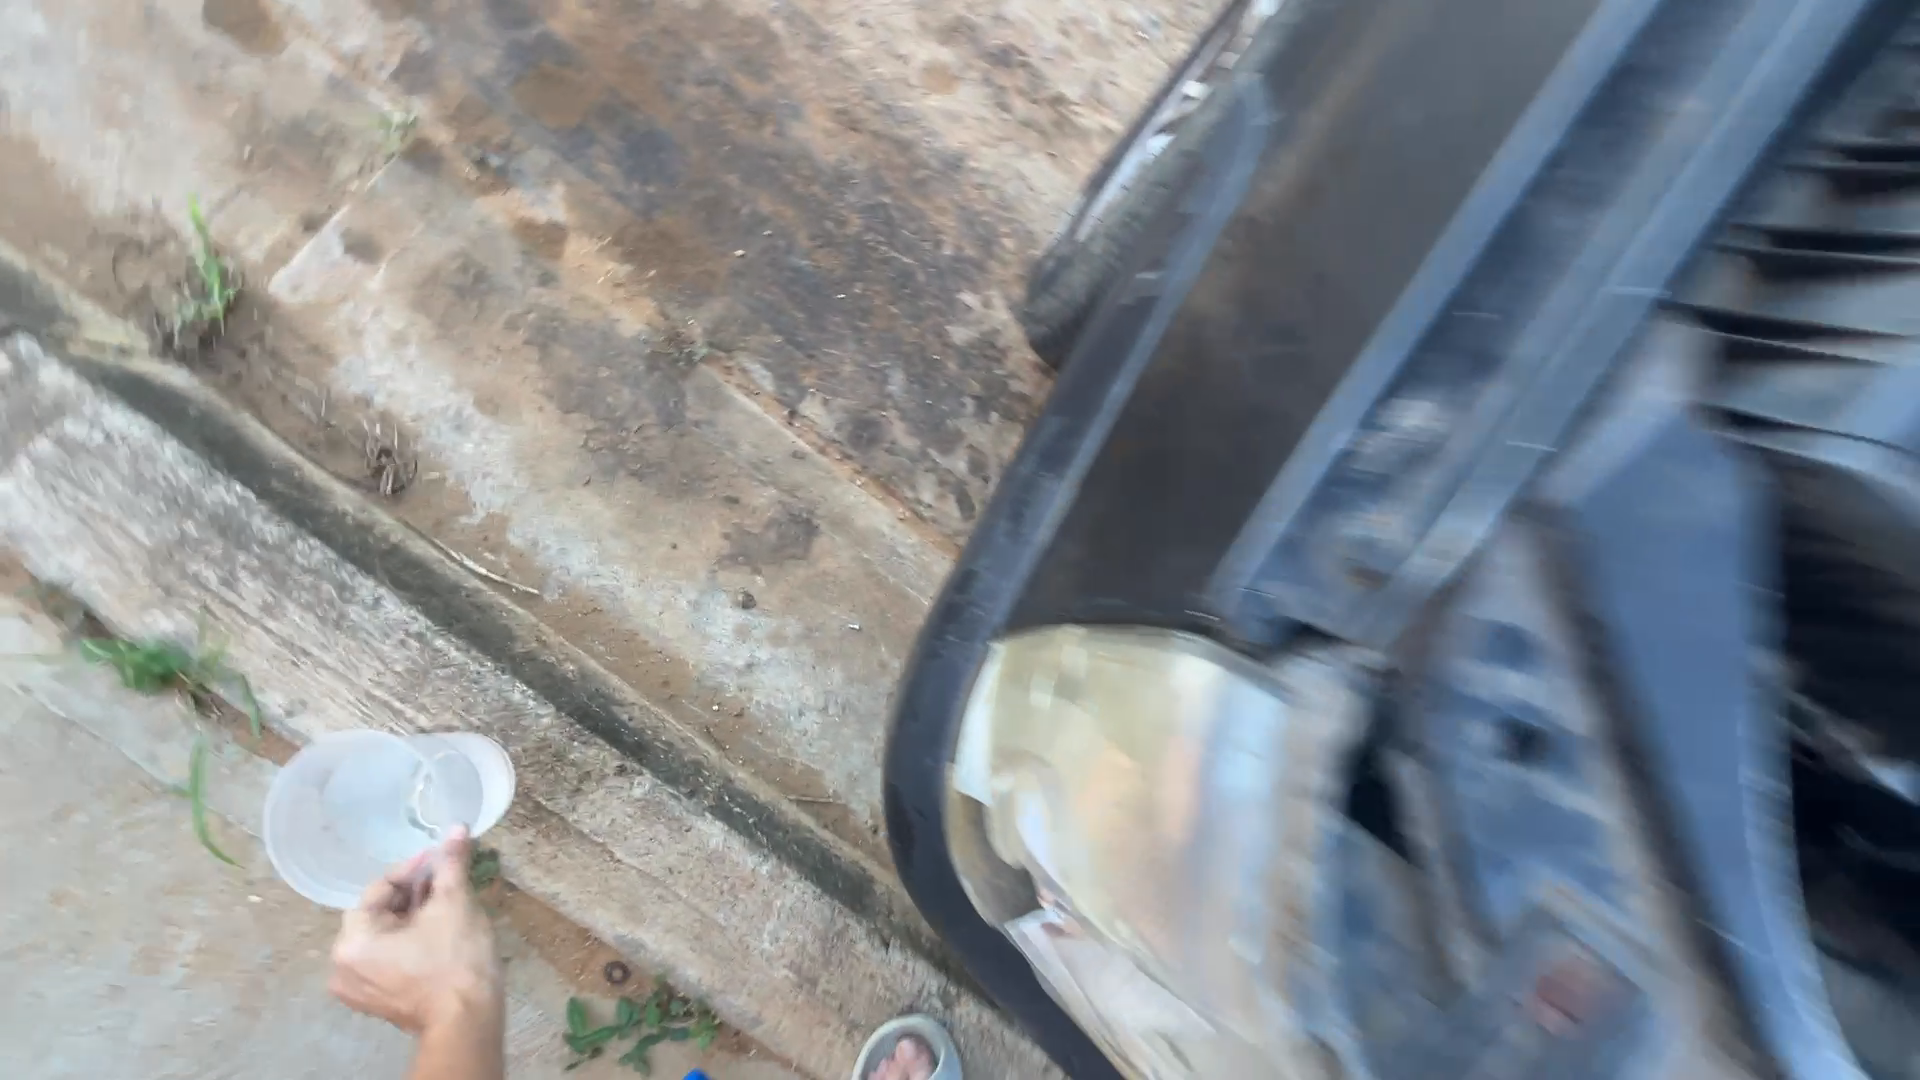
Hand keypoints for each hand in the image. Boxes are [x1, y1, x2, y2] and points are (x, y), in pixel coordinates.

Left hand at [328, 826, 501, 1034]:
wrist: (466, 1015)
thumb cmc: (455, 956)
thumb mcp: (454, 902)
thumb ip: (451, 863)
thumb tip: (457, 827)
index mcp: (352, 942)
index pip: (380, 889)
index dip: (414, 866)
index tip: (444, 854)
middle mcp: (342, 966)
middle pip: (380, 911)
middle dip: (416, 888)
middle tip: (449, 873)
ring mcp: (358, 986)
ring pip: (386, 932)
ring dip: (415, 910)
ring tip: (449, 894)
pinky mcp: (377, 997)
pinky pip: (389, 954)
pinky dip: (411, 934)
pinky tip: (440, 924)